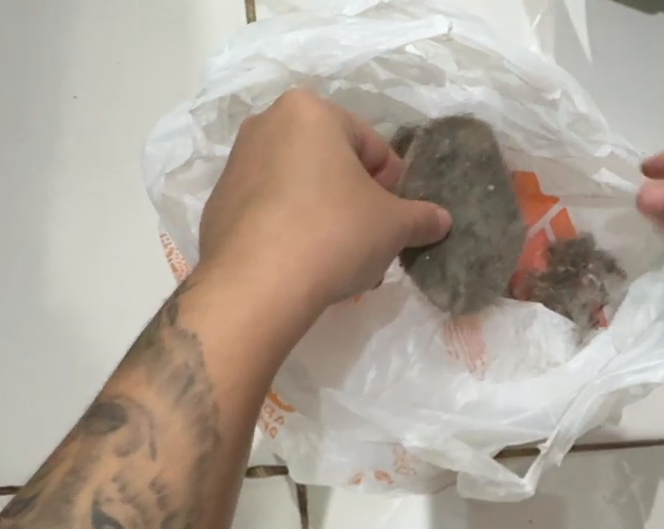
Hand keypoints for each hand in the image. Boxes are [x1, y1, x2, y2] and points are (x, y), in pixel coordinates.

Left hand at [194, 89, 451, 313]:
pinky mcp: (222, 203)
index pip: (373, 147)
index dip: (394, 188)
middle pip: (335, 167)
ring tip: (343, 265)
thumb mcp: (395, 226)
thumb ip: (422, 218)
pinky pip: (276, 214)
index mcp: (311, 112)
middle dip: (360, 207)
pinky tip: (309, 268)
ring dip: (332, 223)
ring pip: (306, 192)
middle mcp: (268, 123)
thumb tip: (441, 220)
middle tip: (373, 247)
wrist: (259, 281)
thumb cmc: (335, 234)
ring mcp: (239, 163)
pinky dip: (297, 235)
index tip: (397, 224)